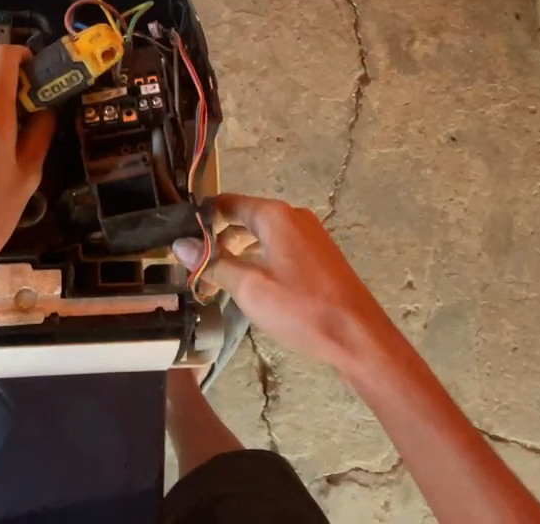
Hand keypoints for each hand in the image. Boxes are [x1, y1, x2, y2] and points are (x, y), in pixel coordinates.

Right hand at [173, 193, 396, 373]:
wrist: (359, 336)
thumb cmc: (302, 308)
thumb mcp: (249, 287)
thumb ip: (214, 262)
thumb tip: (180, 244)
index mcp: (274, 215)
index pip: (227, 203)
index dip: (202, 218)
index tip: (181, 238)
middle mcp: (292, 216)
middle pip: (244, 218)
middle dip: (218, 240)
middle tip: (194, 267)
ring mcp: (309, 235)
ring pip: (262, 235)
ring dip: (238, 252)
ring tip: (217, 280)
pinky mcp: (319, 255)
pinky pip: (279, 247)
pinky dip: (259, 259)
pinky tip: (250, 284)